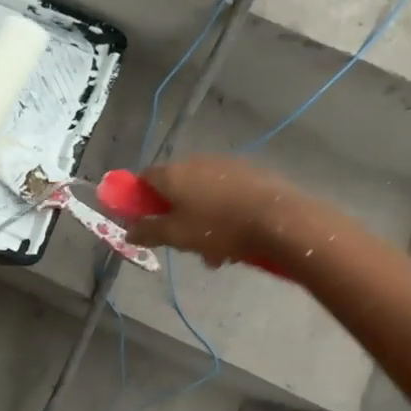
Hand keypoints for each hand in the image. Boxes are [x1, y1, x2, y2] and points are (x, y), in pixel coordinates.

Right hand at [121, 156, 306, 268]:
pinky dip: (225, 210)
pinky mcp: (253, 173)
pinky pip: (228, 193)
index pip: (143, 178)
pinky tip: (238, 236)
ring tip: (216, 249)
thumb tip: (128, 232)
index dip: (140, 198)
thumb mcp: (176, 236)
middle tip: (183, 239)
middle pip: (175, 186)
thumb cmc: (220, 228)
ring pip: (203, 192)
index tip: (146, 219)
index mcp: (172, 173)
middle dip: (176, 213)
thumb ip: (147, 232)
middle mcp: (195, 162)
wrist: (283, 221)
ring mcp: (226, 165)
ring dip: (202, 216)